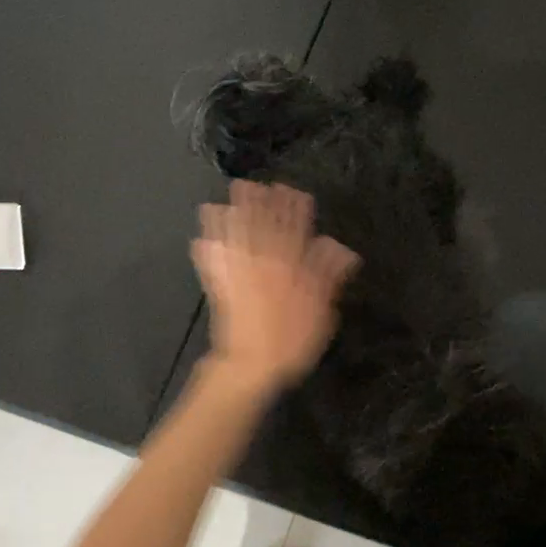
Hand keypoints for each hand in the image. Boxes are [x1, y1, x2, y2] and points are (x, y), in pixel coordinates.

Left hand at [193, 181, 359, 391]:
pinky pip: (212, 256)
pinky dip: (208, 240)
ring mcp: (238, 269)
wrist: (252, 363)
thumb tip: (340, 247)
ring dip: (233, 211)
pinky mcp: (219, 284)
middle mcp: (262, 259)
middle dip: (260, 201)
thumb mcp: (322, 309)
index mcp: (290, 263)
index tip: (293, 189)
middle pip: (261, 223)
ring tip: (232, 192)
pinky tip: (204, 229)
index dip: (294, 206)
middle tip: (257, 183)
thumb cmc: (293, 340)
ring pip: (235, 232)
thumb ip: (328, 275)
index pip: (294, 227)